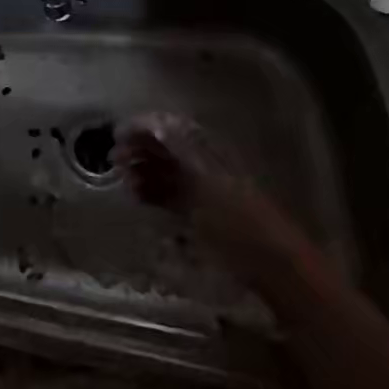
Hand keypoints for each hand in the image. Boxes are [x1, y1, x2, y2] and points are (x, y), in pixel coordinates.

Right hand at [117, 114, 298, 253]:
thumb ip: (178, 148)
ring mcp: (205, 190)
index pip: (170, 127)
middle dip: (139, 150)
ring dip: (144, 172)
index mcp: (208, 150)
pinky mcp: (204, 214)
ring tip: (124, 182)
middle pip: (167, 148)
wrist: (275, 267)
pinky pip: (172, 195)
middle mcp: (205, 164)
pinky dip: (153, 193)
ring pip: (167, 171)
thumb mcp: (204, 182)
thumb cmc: (238, 220)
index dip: (142, 127)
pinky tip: (138, 198)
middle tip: (114, 161)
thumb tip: (153, 122)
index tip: (116, 136)